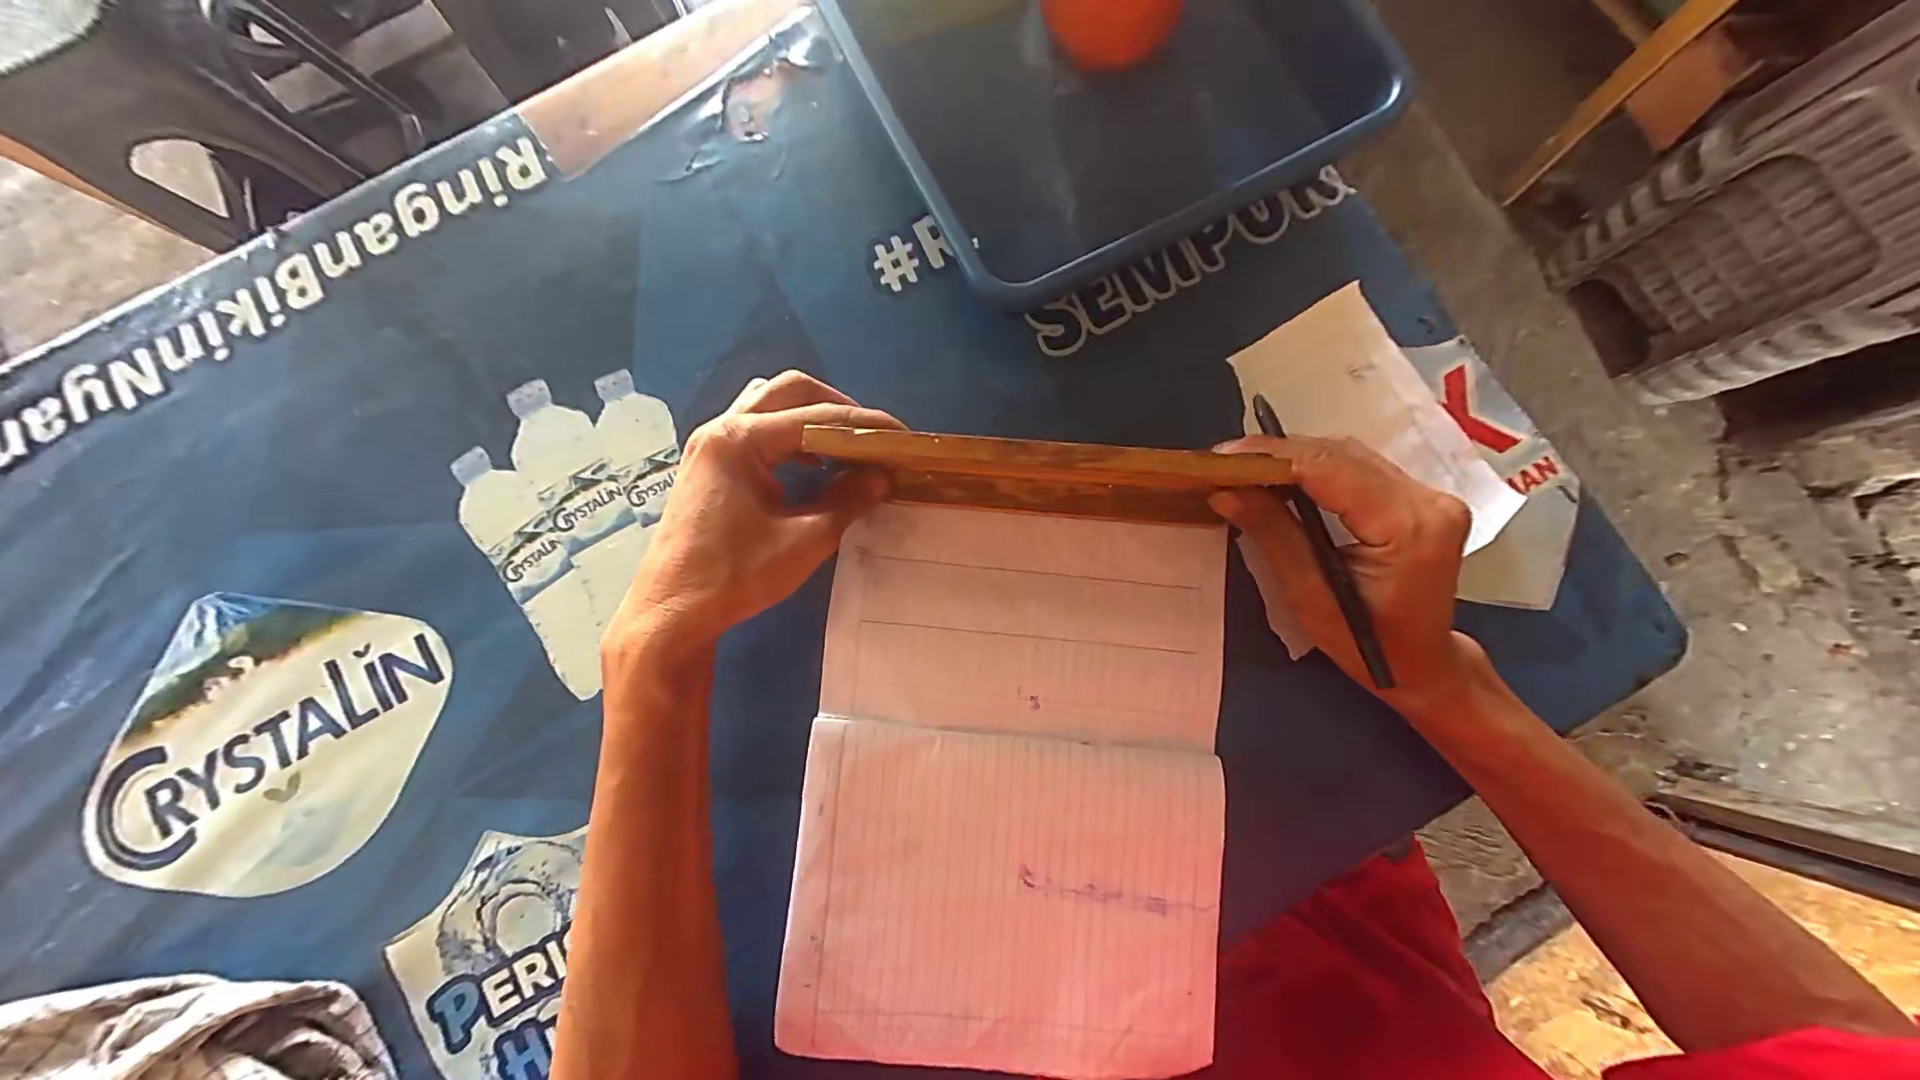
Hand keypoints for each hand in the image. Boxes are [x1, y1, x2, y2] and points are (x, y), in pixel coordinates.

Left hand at [605, 371, 903, 662]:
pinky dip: (791, 439)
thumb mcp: (805, 541)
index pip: (816, 416)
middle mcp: (722, 429)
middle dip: (838, 409)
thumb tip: (881, 475)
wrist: (673, 613)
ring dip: (812, 419)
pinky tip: (813, 468)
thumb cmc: (735, 576)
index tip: (902, 437)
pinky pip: (757, 432)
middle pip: (789, 391)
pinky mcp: (710, 466)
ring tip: (846, 448)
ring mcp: (711, 446)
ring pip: (770, 406)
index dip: (866, 424)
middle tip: (872, 437)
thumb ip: (848, 500)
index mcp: (740, 439)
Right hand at [1208, 435, 1493, 722]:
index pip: (1331, 469)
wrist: (1421, 665)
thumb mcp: (1308, 595)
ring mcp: (1429, 495)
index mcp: (1407, 526)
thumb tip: (1226, 492)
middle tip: (1223, 463)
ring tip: (1243, 468)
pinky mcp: (1418, 497)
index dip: (1272, 456)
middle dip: (1276, 453)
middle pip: (1340, 454)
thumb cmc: (1366, 645)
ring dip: (1292, 457)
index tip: (1221, 458)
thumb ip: (1272, 534)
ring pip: (1347, 455)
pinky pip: (1356, 467)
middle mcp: (1428, 500)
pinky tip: (1279, 476)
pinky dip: (1312, 468)